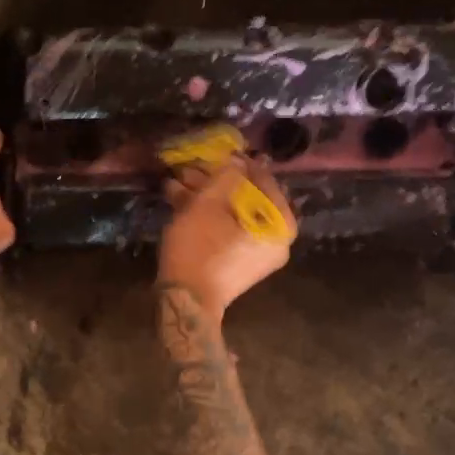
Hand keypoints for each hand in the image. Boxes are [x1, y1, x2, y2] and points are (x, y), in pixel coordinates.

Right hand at [158, 155, 295, 320]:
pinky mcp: (234, 263)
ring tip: (175, 182)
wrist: (186, 302)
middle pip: (244, 199)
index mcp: (280, 224)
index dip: (238, 164)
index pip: (264, 181)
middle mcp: (274, 239)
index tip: (217, 152)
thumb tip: (235, 162)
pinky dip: (205, 218)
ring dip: (203, 198)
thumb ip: (225, 176)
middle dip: (213, 182)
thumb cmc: (200, 249)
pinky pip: (224, 231)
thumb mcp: (208, 204)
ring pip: (229, 215)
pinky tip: (178, 202)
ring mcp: (254, 254)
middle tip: (190, 168)